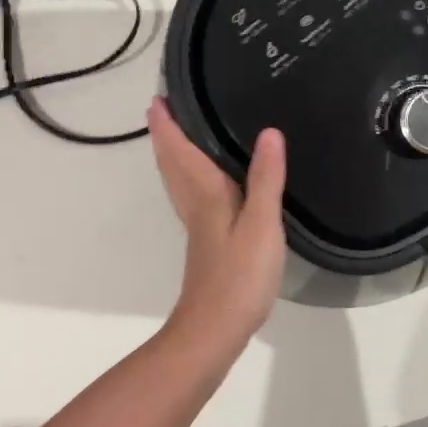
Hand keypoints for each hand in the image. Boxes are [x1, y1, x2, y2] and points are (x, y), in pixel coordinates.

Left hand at [147, 97, 286, 349]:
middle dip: (167, 137)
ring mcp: (199, 227)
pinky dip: (190, 181)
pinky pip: (192, 198)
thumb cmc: (240, 276)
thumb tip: (269, 133)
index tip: (158, 98)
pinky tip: (206, 188)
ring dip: (174, 158)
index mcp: (206, 196)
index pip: (182, 152)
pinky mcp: (207, 244)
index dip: (169, 127)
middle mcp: (196, 206)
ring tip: (177, 138)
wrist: (215, 328)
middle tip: (162, 110)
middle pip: (174, 165)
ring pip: (179, 183)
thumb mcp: (262, 224)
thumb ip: (266, 179)